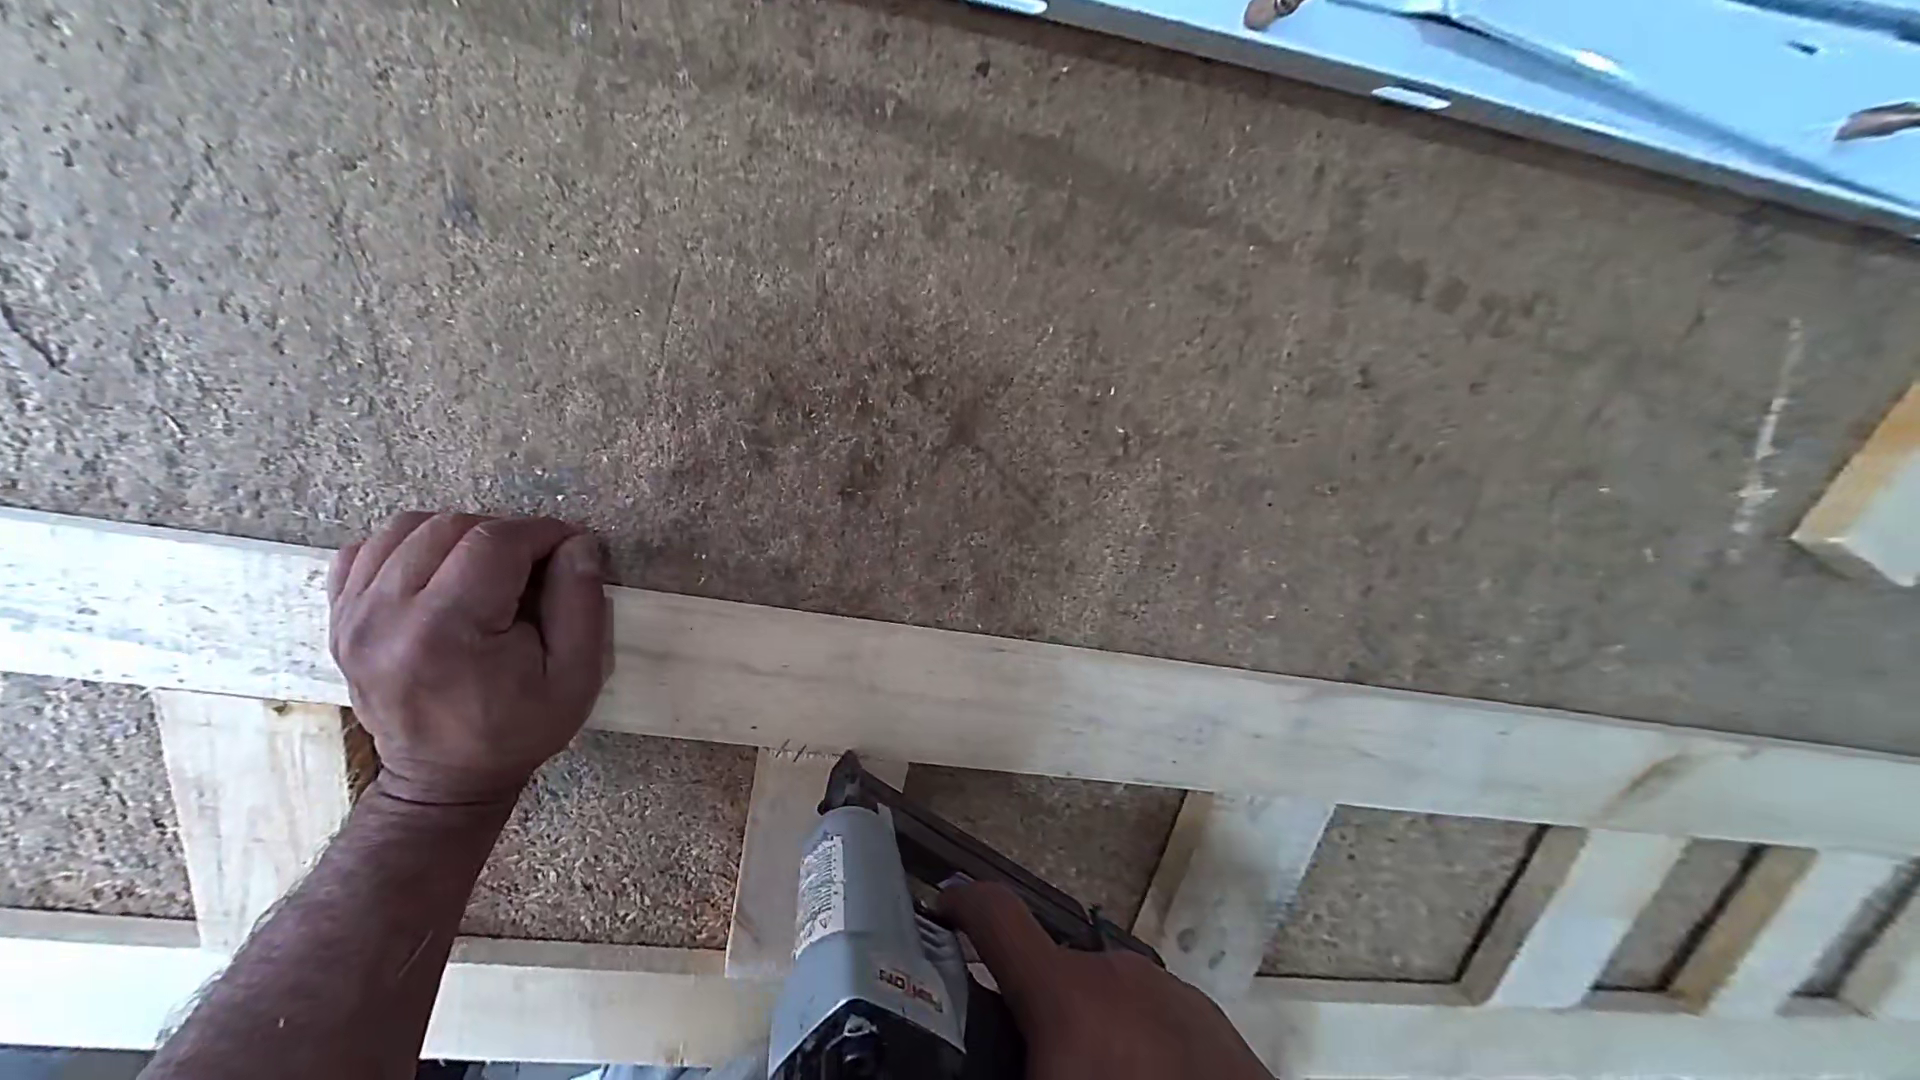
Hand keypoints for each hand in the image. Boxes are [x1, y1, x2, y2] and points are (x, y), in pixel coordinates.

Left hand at [327, 512, 611, 806]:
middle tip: (539, 562)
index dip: (543, 532)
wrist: (444, 778)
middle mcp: (384, 615)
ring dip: (462, 533)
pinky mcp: (339, 619)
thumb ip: (581, 601)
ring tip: (494, 566)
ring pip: (406, 528)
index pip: (494, 541)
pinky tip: (444, 571)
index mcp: (445, 631)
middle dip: (507, 532)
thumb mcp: (577, 673)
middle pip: (450, 526)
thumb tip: (578, 542)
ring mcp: (351, 616)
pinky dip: (411, 546)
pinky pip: (366, 550)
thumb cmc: (519, 728)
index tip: (573, 546)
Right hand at [940, 882, 1271, 1079]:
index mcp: (1064, 994)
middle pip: (1050, 971)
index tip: (939, 907)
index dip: (960, 900)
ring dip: (1086, 1026)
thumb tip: (987, 1043)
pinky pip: (1148, 1012)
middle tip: (1031, 1054)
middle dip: (1031, 1007)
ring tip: (1091, 1071)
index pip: (995, 912)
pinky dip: (1132, 1039)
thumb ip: (1003, 1056)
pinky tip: (1141, 1078)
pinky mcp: (1207, 1014)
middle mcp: (1112, 972)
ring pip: (1102, 993)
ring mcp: (1164, 987)